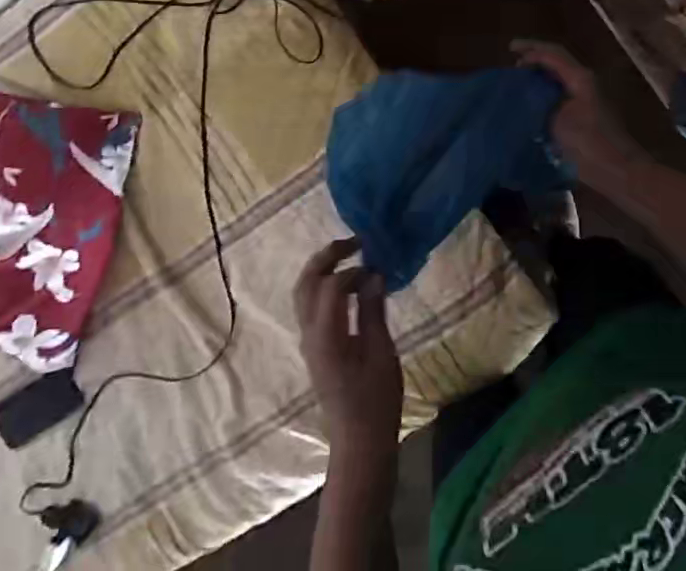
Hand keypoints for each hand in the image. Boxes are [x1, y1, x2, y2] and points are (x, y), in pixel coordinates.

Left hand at [294, 239, 401, 462]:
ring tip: (348, 257)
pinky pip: (310, 305)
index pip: (331, 286)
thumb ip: (372, 312)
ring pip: (304, 292)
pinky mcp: (314, 347)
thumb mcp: (381, 353)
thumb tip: (373, 275)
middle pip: (306, 282)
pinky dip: (324, 286)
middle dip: (326, 257)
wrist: (360, 443)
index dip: (352, 271)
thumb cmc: (376, 401)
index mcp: (325, 335)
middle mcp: (309, 333)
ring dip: (322, 269)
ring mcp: (308, 340)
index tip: (375, 266)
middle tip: (353, 243)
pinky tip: (346, 287)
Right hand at [513, 39, 636, 178]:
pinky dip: (545, 87)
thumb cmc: (587, 143)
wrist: (617, 169)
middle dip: (535, 55)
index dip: (530, 48)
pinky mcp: (586, 110)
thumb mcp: (556, 120)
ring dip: (540, 72)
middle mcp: (585, 81)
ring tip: (519, 76)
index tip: (510, 50)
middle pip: (557, 59)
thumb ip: (539, 100)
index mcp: (579, 78)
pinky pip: (562, 89)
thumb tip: (524, 91)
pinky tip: (532, 97)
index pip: (552, 53)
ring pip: (560, 74)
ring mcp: (587, 95)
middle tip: (513, 58)